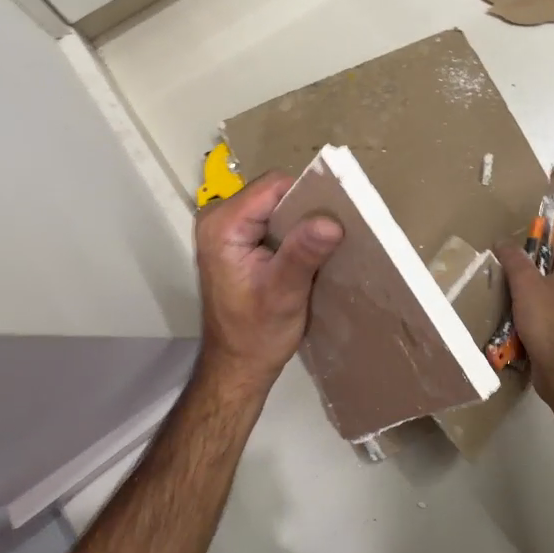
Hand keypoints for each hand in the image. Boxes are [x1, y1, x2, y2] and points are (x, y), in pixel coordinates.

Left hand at [195, 173, 343, 391]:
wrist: (236, 366)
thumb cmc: (256, 334)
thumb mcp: (284, 294)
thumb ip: (302, 254)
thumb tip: (330, 222)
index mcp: (222, 224)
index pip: (274, 186)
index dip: (306, 196)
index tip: (334, 218)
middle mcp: (218, 216)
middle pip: (274, 192)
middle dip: (304, 210)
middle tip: (331, 236)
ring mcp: (225, 226)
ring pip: (275, 204)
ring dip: (300, 221)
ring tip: (322, 246)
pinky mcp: (236, 237)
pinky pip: (271, 217)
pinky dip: (291, 231)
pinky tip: (306, 252)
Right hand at [493, 242, 553, 405]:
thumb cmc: (546, 321)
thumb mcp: (525, 283)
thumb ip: (514, 259)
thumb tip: (502, 241)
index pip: (549, 250)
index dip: (528, 251)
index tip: (507, 258)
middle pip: (543, 275)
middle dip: (521, 278)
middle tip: (500, 279)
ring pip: (540, 298)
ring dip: (521, 301)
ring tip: (501, 302)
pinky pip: (542, 320)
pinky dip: (527, 321)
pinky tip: (511, 325)